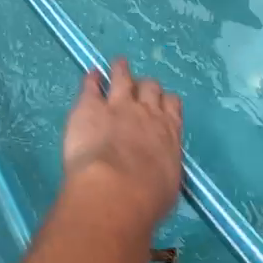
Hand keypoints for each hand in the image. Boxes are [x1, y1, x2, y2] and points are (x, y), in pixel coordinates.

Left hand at [59, 58, 183, 231]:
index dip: (165, 102)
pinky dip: (92, 78)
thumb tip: (159, 172)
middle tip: (140, 87)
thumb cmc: (146, 198)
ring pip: (123, 78)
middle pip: (150, 88)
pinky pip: (92, 85)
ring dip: (121, 70)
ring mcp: (118, 106)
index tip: (161, 102)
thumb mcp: (166, 187)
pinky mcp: (89, 106)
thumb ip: (162, 170)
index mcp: (168, 134)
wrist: (115, 188)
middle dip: (146, 86)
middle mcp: (146, 113)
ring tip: (118, 63)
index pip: (172, 107)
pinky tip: (91, 74)